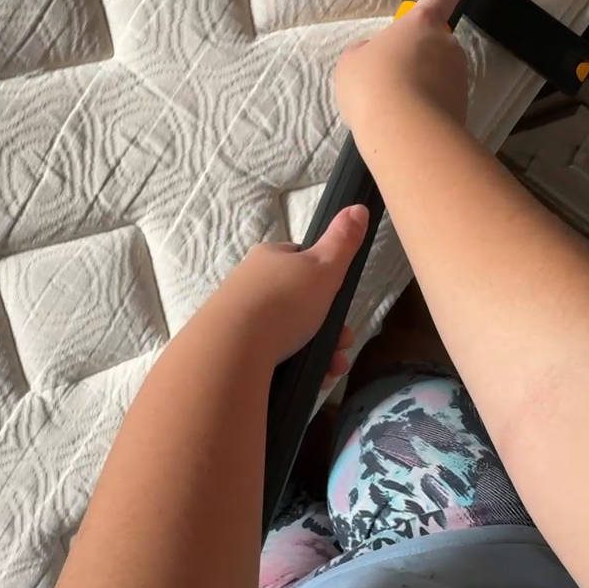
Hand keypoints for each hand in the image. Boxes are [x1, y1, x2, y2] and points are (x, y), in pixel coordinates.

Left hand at [207, 205, 369, 377]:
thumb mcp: (323, 268)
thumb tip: (357, 207)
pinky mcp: (235, 350)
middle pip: (300, 305)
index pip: (300, 261)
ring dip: (320, 352)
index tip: (340, 304)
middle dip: (329, 328)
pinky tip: (312, 379)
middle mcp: (251, 286)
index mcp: (269, 260)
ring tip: (332, 368)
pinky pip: (275, 358)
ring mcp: (240, 319)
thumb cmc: (283, 302)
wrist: (231, 351)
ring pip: (291, 336)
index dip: (325, 282)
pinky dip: (299, 368)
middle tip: (343, 344)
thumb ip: (343, 242)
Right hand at [335, 0, 482, 135]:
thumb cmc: (372, 85)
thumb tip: (380, 63)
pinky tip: (404, 127)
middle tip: (390, 85)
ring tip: (393, 110)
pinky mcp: (462, 109)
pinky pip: (438, 107)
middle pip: (431, 50)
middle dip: (415, 65)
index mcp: (421, 24)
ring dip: (418, 92)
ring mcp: (457, 79)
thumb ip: (368, 55)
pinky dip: (423, 114)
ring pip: (434, 81)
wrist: (401, 132)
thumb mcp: (353, 63)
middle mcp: (446, 46)